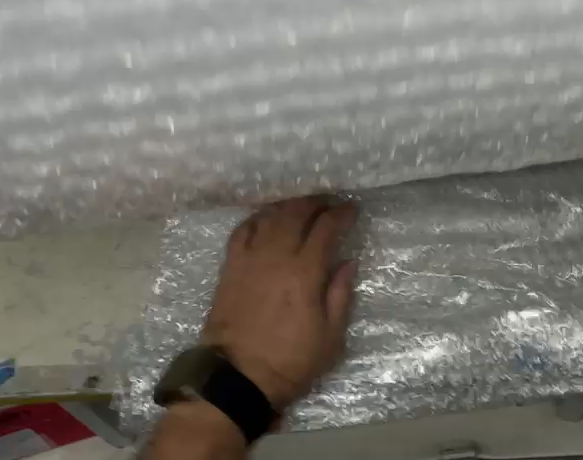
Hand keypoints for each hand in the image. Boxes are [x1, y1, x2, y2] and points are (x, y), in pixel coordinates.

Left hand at [202, 195, 359, 408]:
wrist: (235, 380)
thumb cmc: (288, 362)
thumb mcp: (330, 339)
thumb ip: (341, 295)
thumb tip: (348, 262)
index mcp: (305, 271)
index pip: (326, 227)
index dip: (341, 214)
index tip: (351, 209)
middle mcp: (278, 255)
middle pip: (298, 212)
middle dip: (316, 202)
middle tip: (328, 203)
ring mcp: (250, 258)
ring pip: (271, 216)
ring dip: (289, 206)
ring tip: (301, 208)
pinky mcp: (230, 266)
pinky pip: (243, 229)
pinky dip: (258, 218)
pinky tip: (267, 220)